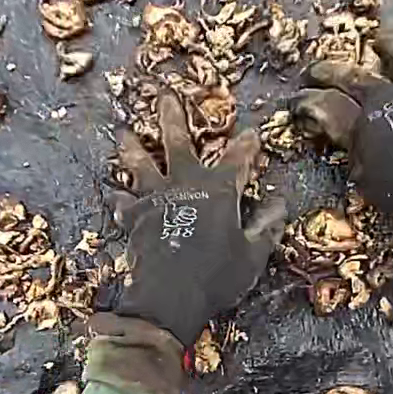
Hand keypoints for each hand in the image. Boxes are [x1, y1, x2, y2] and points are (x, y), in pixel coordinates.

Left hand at [111, 92, 285, 346]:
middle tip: (164, 93)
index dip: (248, 144)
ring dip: (132, 148)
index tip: (253, 130)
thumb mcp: (252, 255)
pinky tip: (110, 191)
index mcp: (218, 190)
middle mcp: (183, 185)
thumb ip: (267, 227)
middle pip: (177, 143)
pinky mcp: (133, 220)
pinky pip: (122, 203)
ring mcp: (154, 200)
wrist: (167, 299)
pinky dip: (117, 197)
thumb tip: (282, 203)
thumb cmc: (215, 279)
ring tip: (122, 133)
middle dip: (173, 116)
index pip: (238, 158)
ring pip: (140, 165)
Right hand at [294, 34, 392, 270]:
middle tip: (315, 70)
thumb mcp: (362, 175)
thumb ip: (350, 147)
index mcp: (363, 118)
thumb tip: (340, 133)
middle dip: (329, 71)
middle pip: (353, 74)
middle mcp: (388, 96)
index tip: (294, 101)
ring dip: (386, 48)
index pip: (324, 103)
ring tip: (377, 41)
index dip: (306, 101)